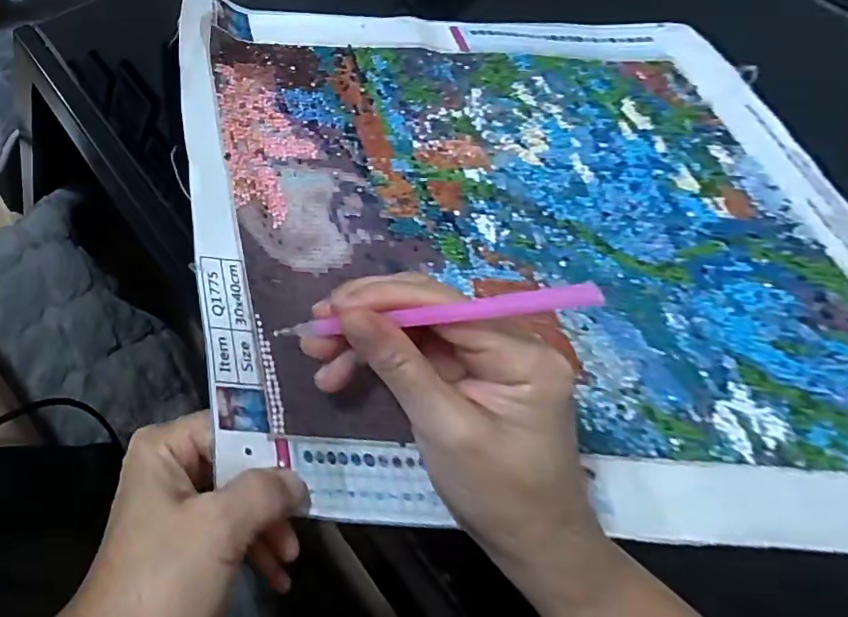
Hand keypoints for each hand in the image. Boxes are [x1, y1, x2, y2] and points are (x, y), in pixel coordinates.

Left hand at [65, 412, 308, 616]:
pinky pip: (224, 532)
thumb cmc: (168, 571)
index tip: (303, 466)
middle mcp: (165, 467)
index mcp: (162, 447)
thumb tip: (295, 477)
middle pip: (229, 465)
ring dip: (265, 528)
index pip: (220, 426)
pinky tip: (275, 576)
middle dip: (266, 497)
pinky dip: (252, 549)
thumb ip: (261, 493)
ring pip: (232, 502)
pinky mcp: (181, 544)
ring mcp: (172, 507)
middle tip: (299, 524)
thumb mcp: (218, 526)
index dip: (262, 444)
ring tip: (288, 560)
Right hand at [301, 275, 603, 572]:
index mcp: (518, 352)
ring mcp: (478, 353)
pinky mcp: (458, 368)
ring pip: (404, 323)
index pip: (440, 302)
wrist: (532, 549)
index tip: (330, 308)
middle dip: (362, 314)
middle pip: (418, 304)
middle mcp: (502, 340)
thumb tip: (347, 312)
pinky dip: (369, 357)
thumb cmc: (499, 495)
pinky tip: (337, 373)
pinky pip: (405, 347)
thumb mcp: (443, 428)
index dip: (381, 298)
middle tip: (315, 327)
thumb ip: (397, 364)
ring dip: (358, 337)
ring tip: (315, 353)